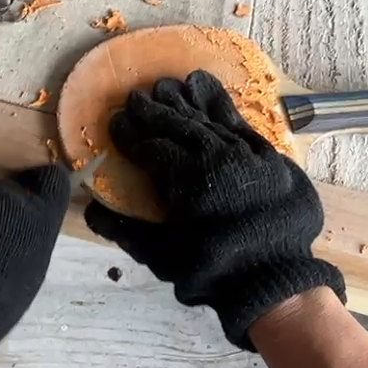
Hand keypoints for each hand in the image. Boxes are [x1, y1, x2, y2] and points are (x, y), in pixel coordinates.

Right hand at [84, 70, 343, 348]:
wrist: (275, 281)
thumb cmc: (211, 271)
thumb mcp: (162, 257)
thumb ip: (125, 230)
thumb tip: (92, 209)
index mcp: (186, 179)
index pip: (151, 147)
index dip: (130, 134)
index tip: (116, 122)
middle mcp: (215, 158)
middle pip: (178, 126)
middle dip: (153, 111)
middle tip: (135, 97)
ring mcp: (245, 154)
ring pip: (207, 120)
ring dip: (184, 102)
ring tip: (166, 85)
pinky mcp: (268, 155)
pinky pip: (239, 122)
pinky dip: (221, 105)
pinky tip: (208, 88)